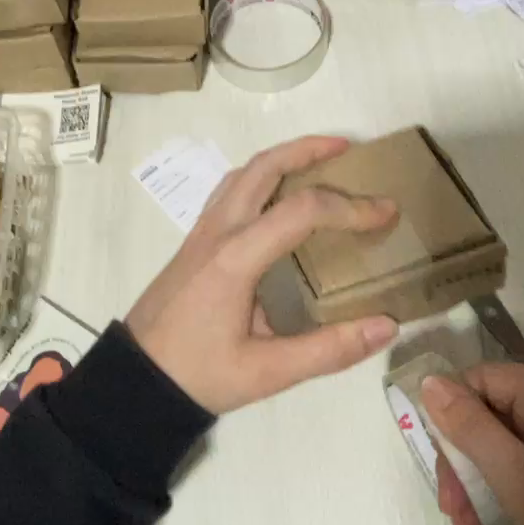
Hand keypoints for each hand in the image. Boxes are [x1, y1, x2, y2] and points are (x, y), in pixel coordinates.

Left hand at [125, 135, 400, 415]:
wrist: (137, 377)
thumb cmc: (199, 373)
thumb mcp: (267, 373)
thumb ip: (328, 350)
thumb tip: (387, 325)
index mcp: (237, 258)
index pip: (301, 211)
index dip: (349, 207)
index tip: (386, 213)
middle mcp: (218, 232)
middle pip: (263, 168)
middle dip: (307, 150)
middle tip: (348, 147)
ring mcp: (202, 232)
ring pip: (242, 174)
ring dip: (282, 158)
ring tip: (319, 160)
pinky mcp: (195, 241)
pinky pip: (230, 191)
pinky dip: (260, 177)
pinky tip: (278, 195)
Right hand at [423, 367, 523, 524]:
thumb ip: (473, 431)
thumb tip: (430, 382)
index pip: (483, 379)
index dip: (451, 412)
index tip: (435, 461)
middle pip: (493, 417)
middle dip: (464, 465)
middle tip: (453, 515)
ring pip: (508, 448)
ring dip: (480, 489)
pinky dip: (508, 497)